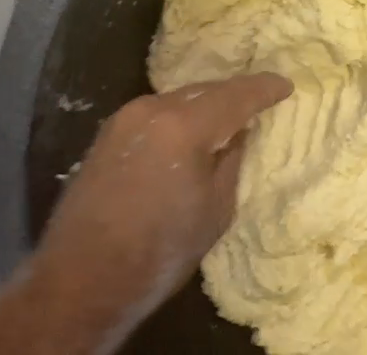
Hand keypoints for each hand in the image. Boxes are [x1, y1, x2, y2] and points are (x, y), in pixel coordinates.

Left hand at [0, 73, 292, 354]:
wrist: (81, 281)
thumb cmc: (158, 252)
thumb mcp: (215, 211)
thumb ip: (232, 160)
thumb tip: (239, 133)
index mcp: (185, 126)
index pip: (237, 95)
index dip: (265, 88)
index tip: (286, 85)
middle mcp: (154, 108)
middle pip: (206, 90)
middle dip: (234, 96)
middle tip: (258, 104)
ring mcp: (126, 118)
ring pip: (179, 99)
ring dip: (205, 107)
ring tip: (225, 121)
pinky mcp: (107, 133)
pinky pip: (157, 113)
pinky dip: (179, 118)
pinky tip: (188, 136)